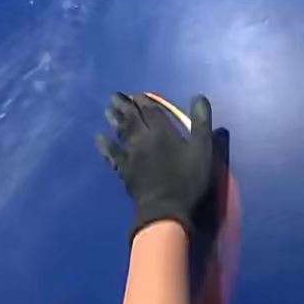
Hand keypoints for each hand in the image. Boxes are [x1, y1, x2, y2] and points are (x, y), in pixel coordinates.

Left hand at [96, 93, 213, 238]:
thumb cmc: (187, 180)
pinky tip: (100, 139)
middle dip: (123, 106)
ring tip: (107, 110)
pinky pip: (112, 154)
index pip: (150, 110)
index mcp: (162, 131)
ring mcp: (131, 154)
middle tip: (114, 96)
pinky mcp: (124, 169)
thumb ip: (201, 122)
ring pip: (120, 132)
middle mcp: (143, 138)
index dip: (143, 101)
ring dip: (114, 120)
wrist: (165, 209)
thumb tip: (199, 96)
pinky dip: (106, 145)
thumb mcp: (202, 150)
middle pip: (131, 118)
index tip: (136, 94)